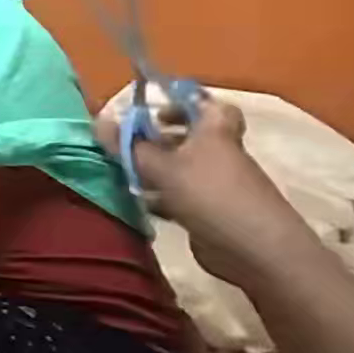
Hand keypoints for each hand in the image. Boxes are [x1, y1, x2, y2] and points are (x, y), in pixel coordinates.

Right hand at [96, 99, 319, 287]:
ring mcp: (216, 183)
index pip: (204, 103)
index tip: (152, 110)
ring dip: (154, 170)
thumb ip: (130, 146)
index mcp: (214, 129)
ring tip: (124, 173)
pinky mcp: (210, 211)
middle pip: (188, 136)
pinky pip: (179, 196)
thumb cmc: (210, 195)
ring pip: (180, 167)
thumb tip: (99, 120)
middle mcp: (218, 151)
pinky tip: (137, 204)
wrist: (255, 250)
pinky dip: (159, 197)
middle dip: (157, 138)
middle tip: (131, 142)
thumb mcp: (163, 167)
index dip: (180, 102)